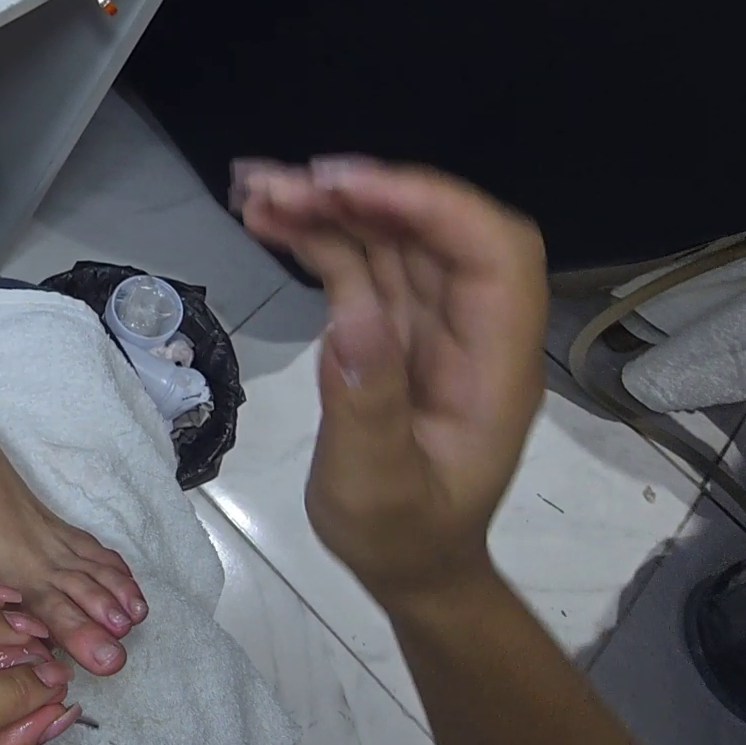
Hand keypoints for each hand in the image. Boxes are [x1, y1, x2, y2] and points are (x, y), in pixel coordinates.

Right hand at [233, 157, 547, 608]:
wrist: (406, 559)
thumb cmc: (401, 532)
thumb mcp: (378, 484)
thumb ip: (368, 403)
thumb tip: (352, 318)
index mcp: (491, 364)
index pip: (488, 254)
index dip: (426, 205)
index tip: (343, 186)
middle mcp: (465, 330)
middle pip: (427, 234)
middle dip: (356, 196)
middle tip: (274, 185)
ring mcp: (424, 328)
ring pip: (385, 242)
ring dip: (324, 210)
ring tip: (254, 194)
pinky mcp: (384, 333)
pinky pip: (355, 269)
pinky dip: (314, 241)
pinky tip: (269, 224)